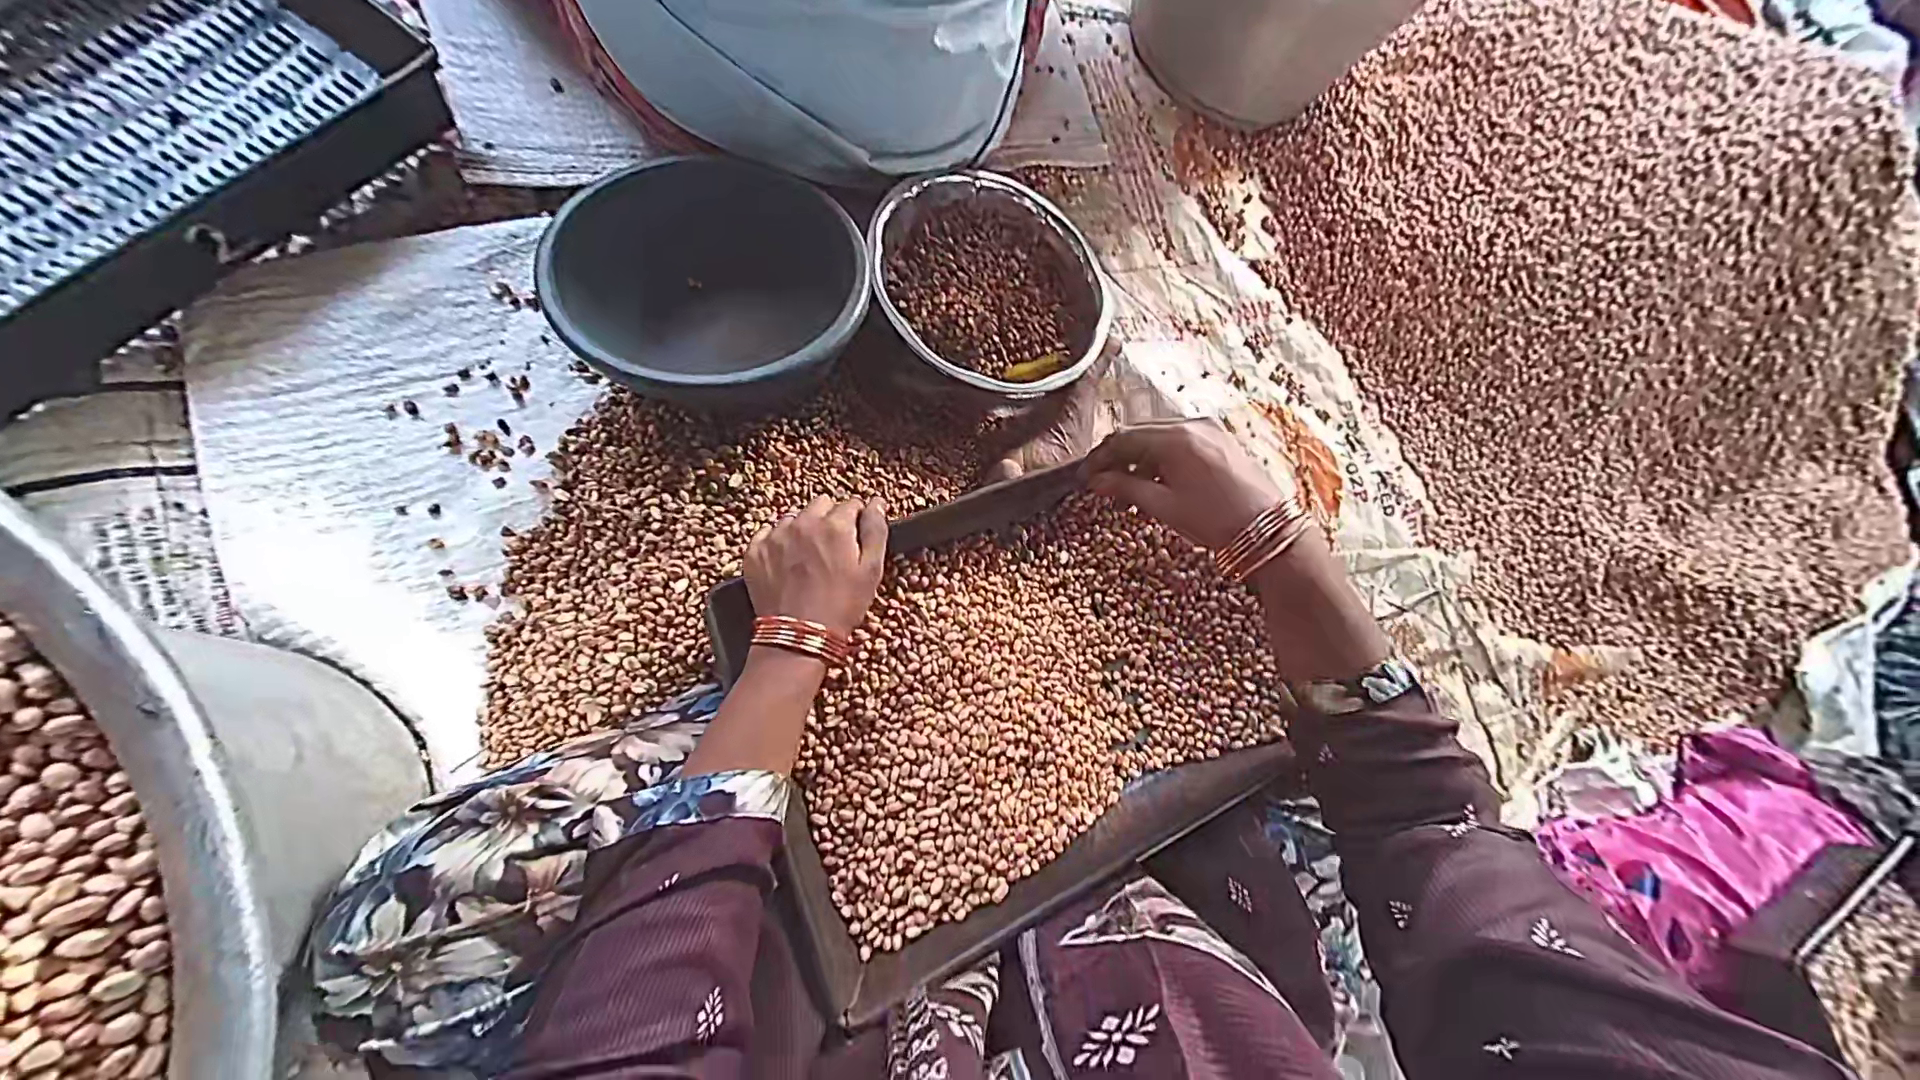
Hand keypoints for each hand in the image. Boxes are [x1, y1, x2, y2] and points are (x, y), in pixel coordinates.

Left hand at [745, 496, 888, 636]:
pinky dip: (779, 542)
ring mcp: (776, 536)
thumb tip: (877, 504)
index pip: (851, 504)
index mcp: (835, 526)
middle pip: (821, 505)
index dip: (857, 519)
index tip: (856, 536)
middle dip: (830, 519)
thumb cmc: (840, 606)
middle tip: (834, 547)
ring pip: (794, 518)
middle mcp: (803, 523)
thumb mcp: (871, 570)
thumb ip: (875, 531)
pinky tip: (788, 563)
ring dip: (804, 529)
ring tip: (809, 557)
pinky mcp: (756, 551)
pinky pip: (769, 533)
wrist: (799, 636)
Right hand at [1085, 419, 1289, 549]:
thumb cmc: (1215, 519)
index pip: (1123, 439)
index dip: (1100, 458)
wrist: (1267, 529)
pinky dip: (1161, 456)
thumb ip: (1125, 488)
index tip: (1085, 476)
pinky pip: (1180, 440)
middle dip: (1117, 456)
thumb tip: (1096, 482)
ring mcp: (1210, 430)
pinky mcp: (1221, 439)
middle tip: (1101, 481)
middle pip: (1139, 432)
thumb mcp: (1163, 506)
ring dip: (1138, 457)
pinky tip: (1155, 481)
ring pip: (1159, 435)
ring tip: (1127, 488)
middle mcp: (1192, 425)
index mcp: (1176, 439)